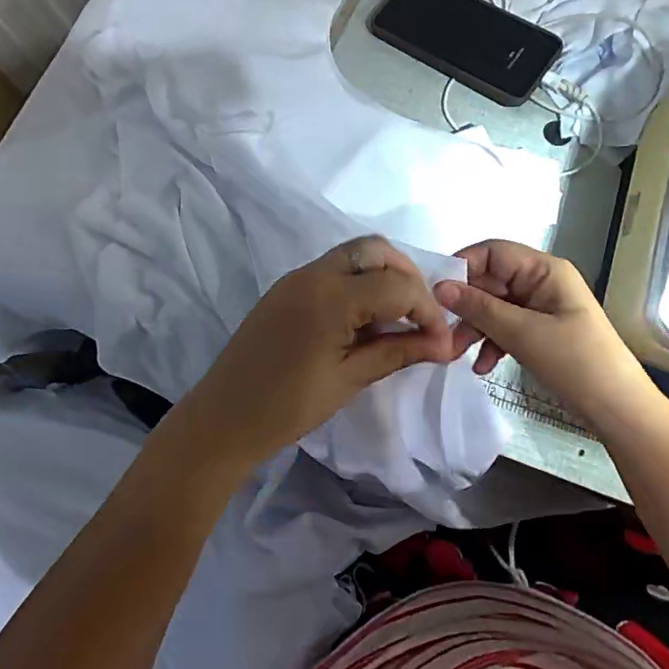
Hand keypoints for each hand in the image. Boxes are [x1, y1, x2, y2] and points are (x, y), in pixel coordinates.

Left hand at [167, 235, 455, 467]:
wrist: (224, 418)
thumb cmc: (288, 406)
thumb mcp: (350, 379)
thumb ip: (398, 352)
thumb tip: (444, 345)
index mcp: (331, 296)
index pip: (397, 284)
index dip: (427, 311)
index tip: (438, 342)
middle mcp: (313, 274)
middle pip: (375, 250)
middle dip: (407, 277)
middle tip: (419, 319)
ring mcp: (295, 278)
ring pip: (353, 255)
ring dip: (382, 277)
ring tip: (395, 320)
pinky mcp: (285, 289)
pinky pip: (331, 270)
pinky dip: (357, 283)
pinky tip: (363, 321)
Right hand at [433, 240, 654, 430]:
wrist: (618, 408)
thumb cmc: (577, 362)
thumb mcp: (522, 333)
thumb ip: (479, 308)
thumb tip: (440, 287)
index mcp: (545, 270)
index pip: (493, 252)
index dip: (463, 267)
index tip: (436, 293)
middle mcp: (542, 283)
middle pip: (490, 281)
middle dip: (466, 306)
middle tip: (443, 332)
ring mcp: (541, 308)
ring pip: (494, 307)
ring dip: (475, 328)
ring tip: (456, 353)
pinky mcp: (540, 332)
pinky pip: (506, 328)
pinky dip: (491, 343)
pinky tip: (482, 366)